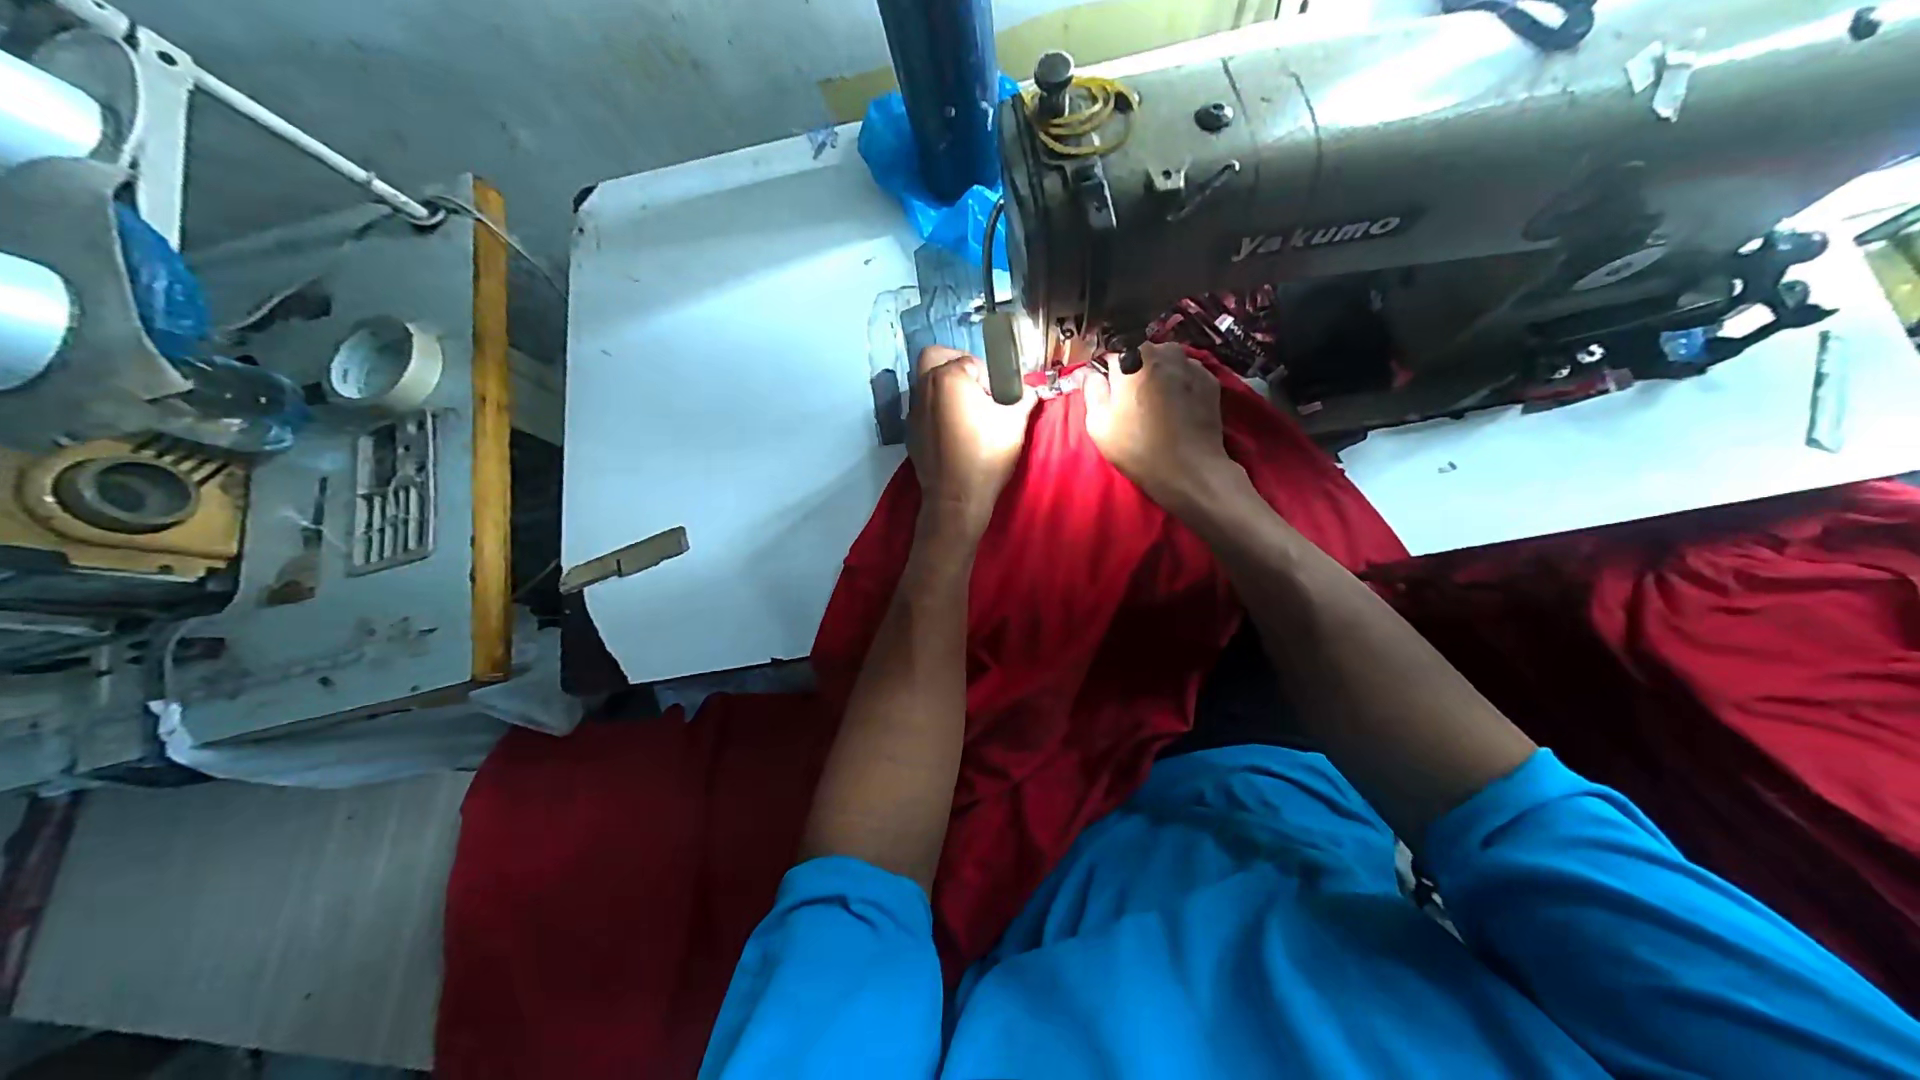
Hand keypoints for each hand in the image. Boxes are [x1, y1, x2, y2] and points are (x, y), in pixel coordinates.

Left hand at [908, 346, 1036, 539]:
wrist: (956, 498)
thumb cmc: (986, 455)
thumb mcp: (1015, 422)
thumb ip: (1024, 397)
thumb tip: (1031, 389)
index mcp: (948, 377)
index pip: (972, 361)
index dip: (990, 376)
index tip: (1000, 395)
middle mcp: (924, 387)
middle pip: (936, 357)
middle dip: (957, 363)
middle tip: (977, 385)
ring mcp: (913, 410)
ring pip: (926, 382)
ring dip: (946, 386)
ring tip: (968, 410)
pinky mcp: (910, 431)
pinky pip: (923, 408)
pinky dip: (937, 409)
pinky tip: (955, 430)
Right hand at [1084, 342, 1241, 510]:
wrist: (1189, 470)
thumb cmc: (1137, 447)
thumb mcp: (1099, 423)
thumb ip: (1091, 389)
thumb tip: (1089, 372)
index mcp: (1133, 359)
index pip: (1112, 350)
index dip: (1107, 368)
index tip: (1107, 387)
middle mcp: (1165, 353)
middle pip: (1142, 352)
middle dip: (1134, 369)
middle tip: (1130, 400)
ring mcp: (1192, 365)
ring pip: (1167, 360)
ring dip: (1159, 374)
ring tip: (1155, 402)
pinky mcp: (1210, 381)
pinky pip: (1187, 374)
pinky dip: (1179, 384)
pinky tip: (1176, 407)